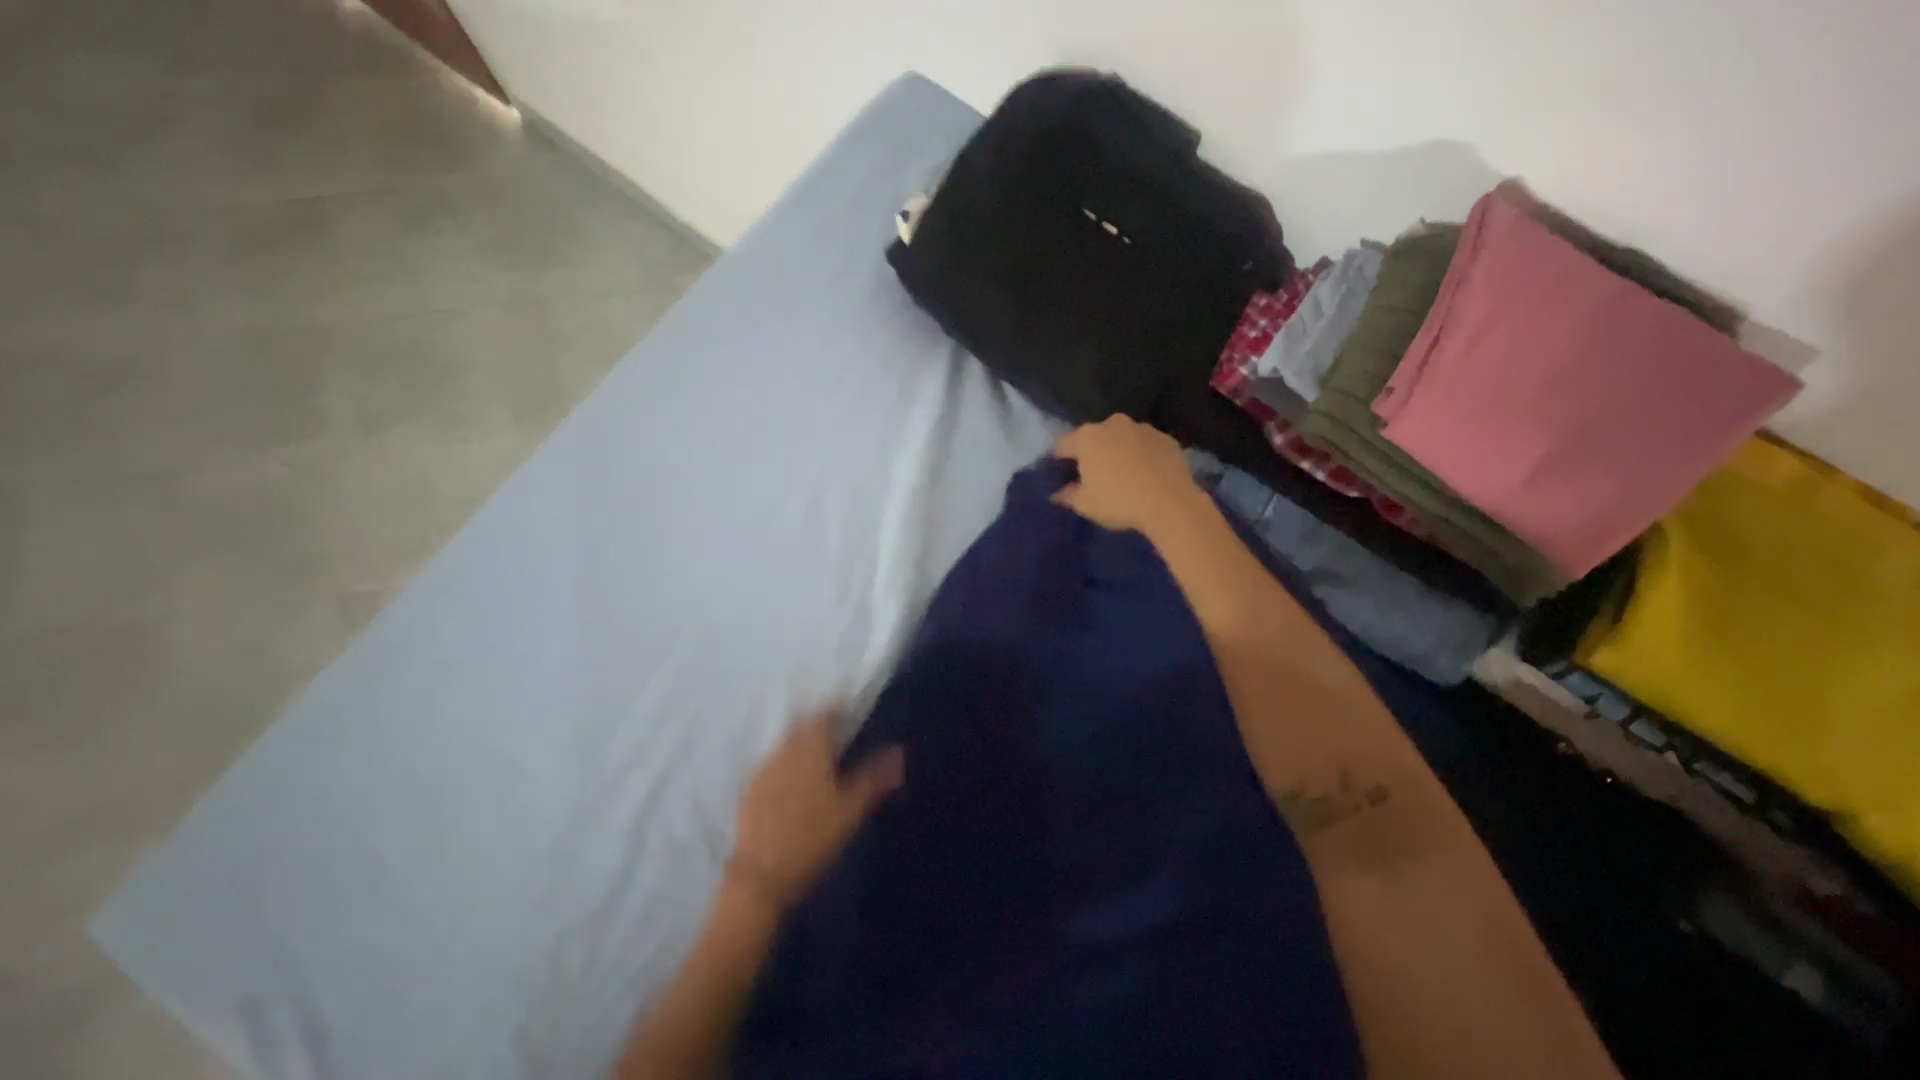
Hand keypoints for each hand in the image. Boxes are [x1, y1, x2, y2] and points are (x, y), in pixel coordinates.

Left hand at [729, 710, 903, 909]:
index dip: (841, 709)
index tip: (855, 715)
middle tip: (840, 736)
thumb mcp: (852, 810)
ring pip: (787, 742)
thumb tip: (899, 751)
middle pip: (803, 723)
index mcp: (811, 747)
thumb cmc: (812, 838)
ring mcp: (762, 768)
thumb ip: (875, 778)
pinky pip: (773, 763)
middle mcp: (783, 748)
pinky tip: (795, 783)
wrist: (760, 874)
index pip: (826, 712)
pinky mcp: (748, 789)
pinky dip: (787, 764)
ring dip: (803, 743)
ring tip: (821, 760)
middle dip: (821, 724)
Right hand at [1052, 415, 1211, 537]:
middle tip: (1094, 476)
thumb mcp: (1086, 504)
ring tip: (1124, 475)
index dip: (1059, 460)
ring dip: (1119, 451)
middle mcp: (1113, 424)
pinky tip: (1147, 474)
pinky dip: (1143, 455)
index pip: (1063, 445)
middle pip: (1094, 437)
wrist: (1171, 503)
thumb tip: (1057, 493)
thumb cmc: (1119, 502)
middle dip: (1092, 452)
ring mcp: (1142, 428)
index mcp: (1087, 437)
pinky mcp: (1166, 438)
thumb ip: (1067, 495)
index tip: (1061, 474)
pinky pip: (1146, 445)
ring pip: (1122, 438)